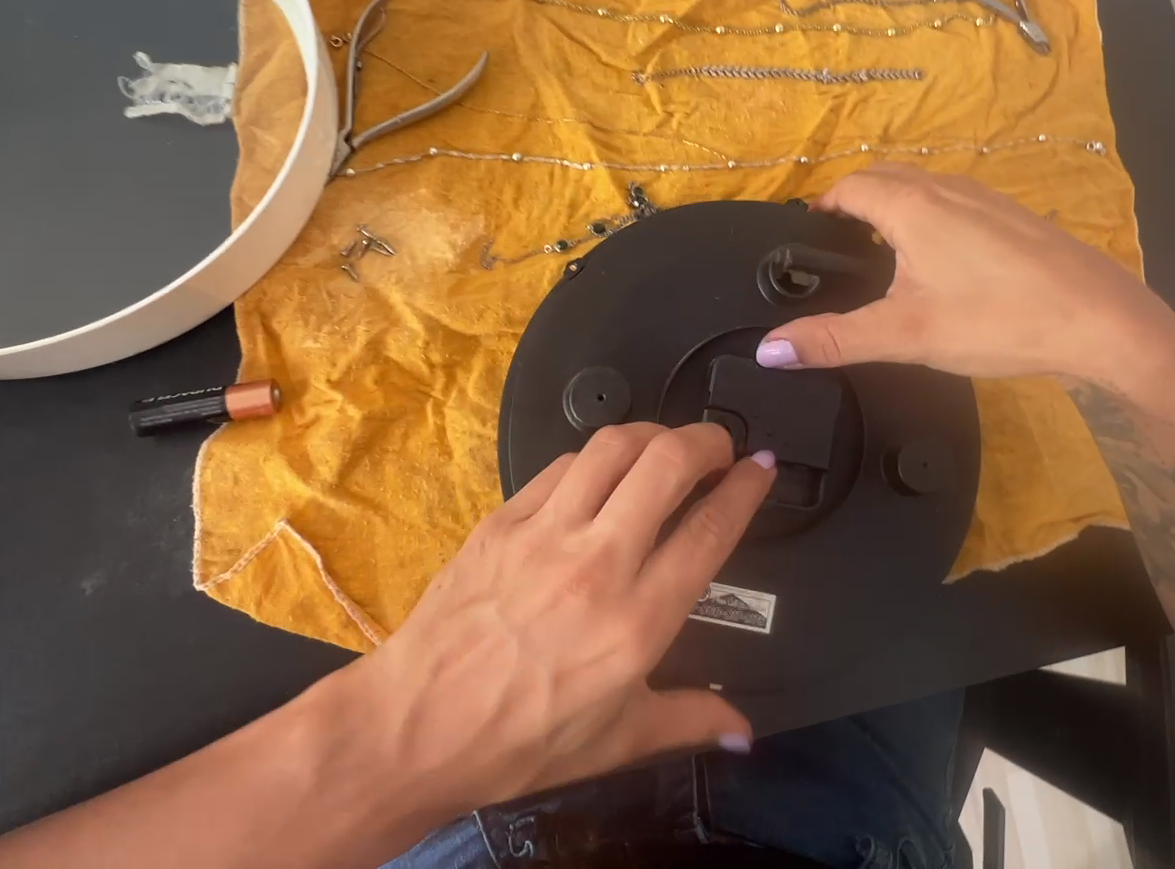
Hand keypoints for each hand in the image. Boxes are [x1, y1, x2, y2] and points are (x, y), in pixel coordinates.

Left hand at [324, 422, 774, 821]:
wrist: (414, 726)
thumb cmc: (520, 739)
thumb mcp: (617, 739)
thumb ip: (689, 721)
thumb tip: (744, 732)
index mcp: (638, 621)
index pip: (709, 530)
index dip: (746, 488)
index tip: (761, 468)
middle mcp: (597, 563)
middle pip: (667, 463)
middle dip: (707, 439)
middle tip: (719, 448)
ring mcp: (545, 533)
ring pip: (613, 446)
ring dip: (652, 433)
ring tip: (665, 447)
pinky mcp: (503, 520)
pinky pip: (560, 465)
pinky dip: (595, 458)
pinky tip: (601, 473)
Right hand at [757, 165, 1174, 391]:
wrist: (1103, 321)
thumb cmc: (997, 321)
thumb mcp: (906, 335)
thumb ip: (834, 340)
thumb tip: (767, 351)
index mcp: (912, 206)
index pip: (851, 187)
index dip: (823, 205)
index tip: (807, 234)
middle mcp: (947, 189)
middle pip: (885, 176)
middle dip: (854, 198)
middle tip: (836, 240)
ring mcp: (987, 199)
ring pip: (923, 185)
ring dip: (893, 203)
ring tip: (879, 249)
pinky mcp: (1015, 217)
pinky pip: (955, 200)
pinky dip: (929, 213)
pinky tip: (940, 258)